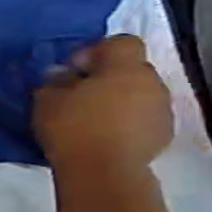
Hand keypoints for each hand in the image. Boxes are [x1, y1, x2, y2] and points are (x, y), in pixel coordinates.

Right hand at [33, 34, 173, 171]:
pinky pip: (144, 114)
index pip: (122, 42)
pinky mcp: (165, 131)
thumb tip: (63, 74)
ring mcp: (163, 108)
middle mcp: (152, 83)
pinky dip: (127, 118)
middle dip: (106, 76)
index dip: (97, 49)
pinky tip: (105, 133)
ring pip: (139, 92)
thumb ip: (56, 81)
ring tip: (91, 116)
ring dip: (118, 97)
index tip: (73, 68)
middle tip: (77, 94)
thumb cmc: (71, 126)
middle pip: (131, 68)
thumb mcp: (46, 99)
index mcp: (125, 69)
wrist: (103, 169)